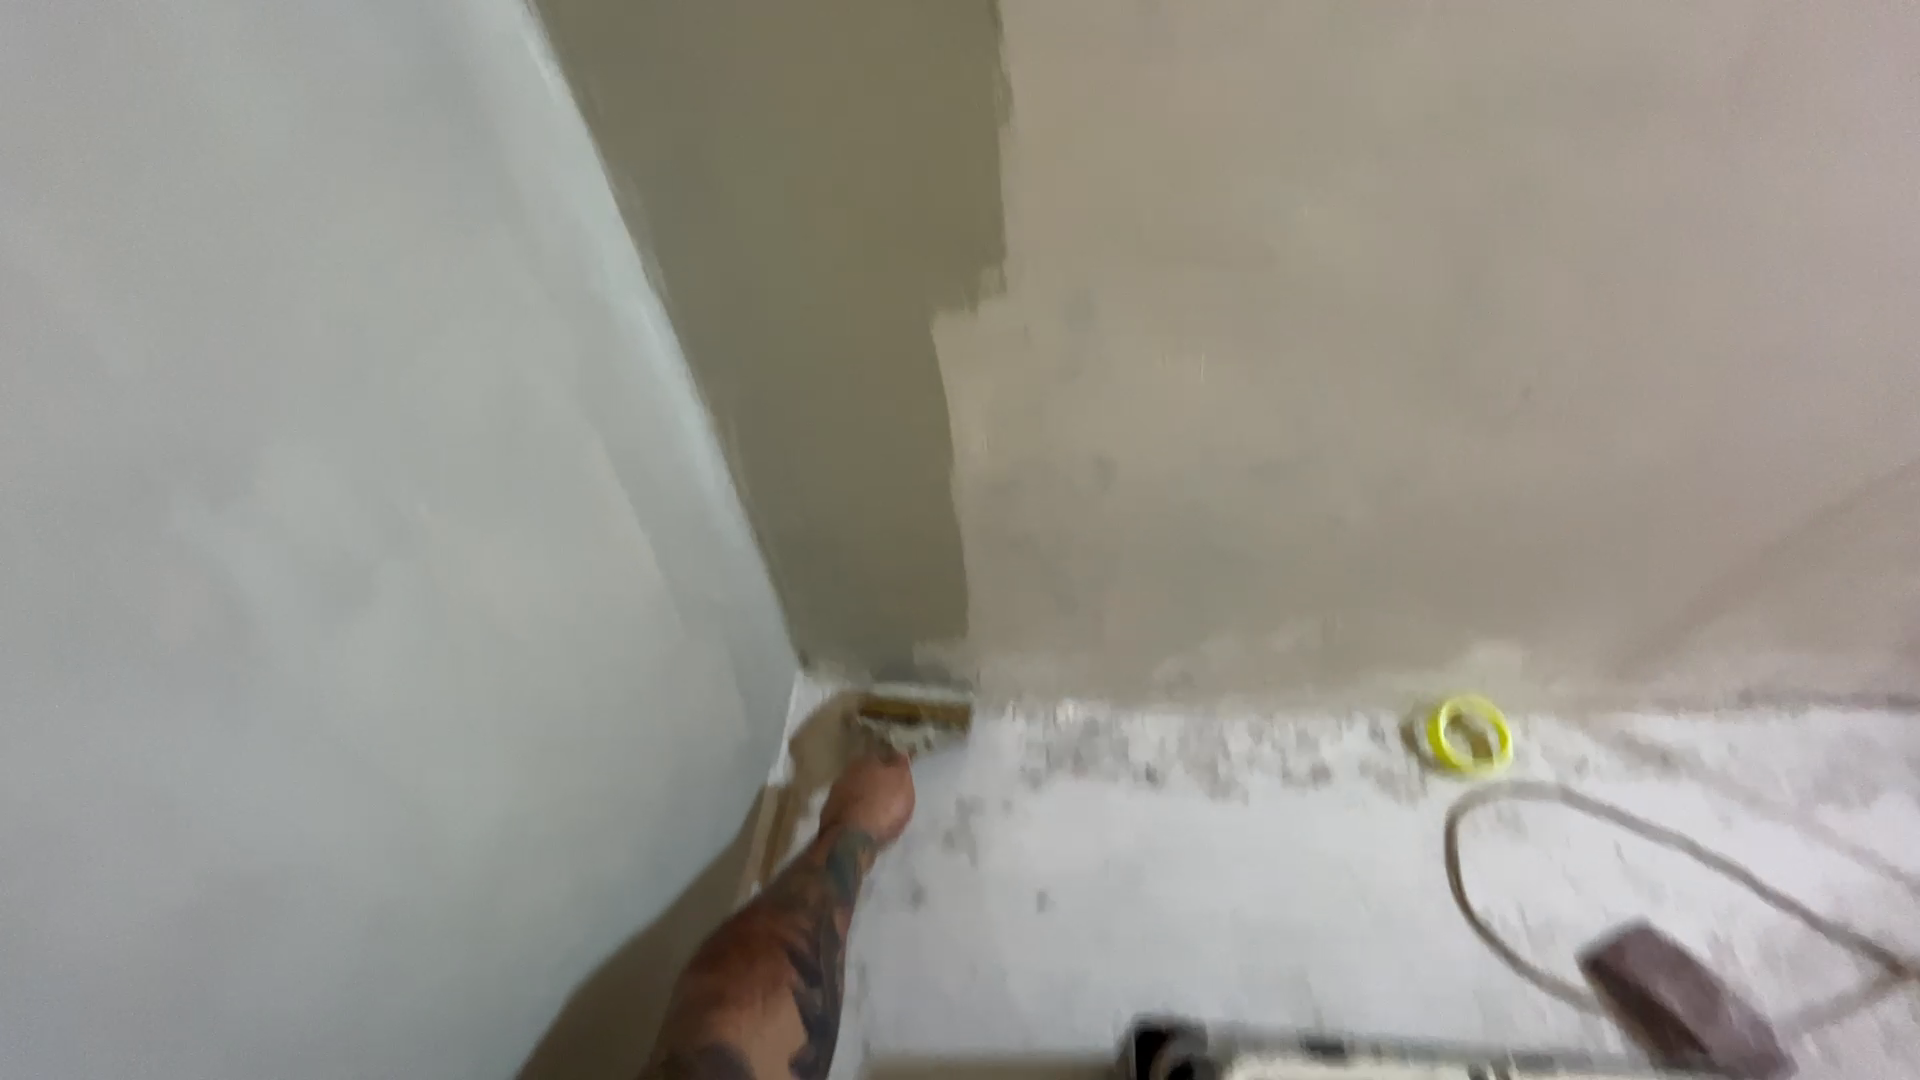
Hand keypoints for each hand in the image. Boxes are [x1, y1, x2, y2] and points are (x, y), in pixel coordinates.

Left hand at [818, 749, 914, 847]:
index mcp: (866, 760)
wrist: (850, 840)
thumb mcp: (901, 783)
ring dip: (862, 797)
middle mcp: (847, 772)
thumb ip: (900, 766)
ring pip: (853, 790)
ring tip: (874, 810)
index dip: (889, 764)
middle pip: (864, 773)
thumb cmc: (883, 807)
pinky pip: (846, 809)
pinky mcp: (828, 816)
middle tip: (886, 792)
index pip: (880, 756)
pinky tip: (861, 822)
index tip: (897, 772)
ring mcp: (834, 794)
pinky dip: (853, 812)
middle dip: (874, 781)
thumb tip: (899, 751)